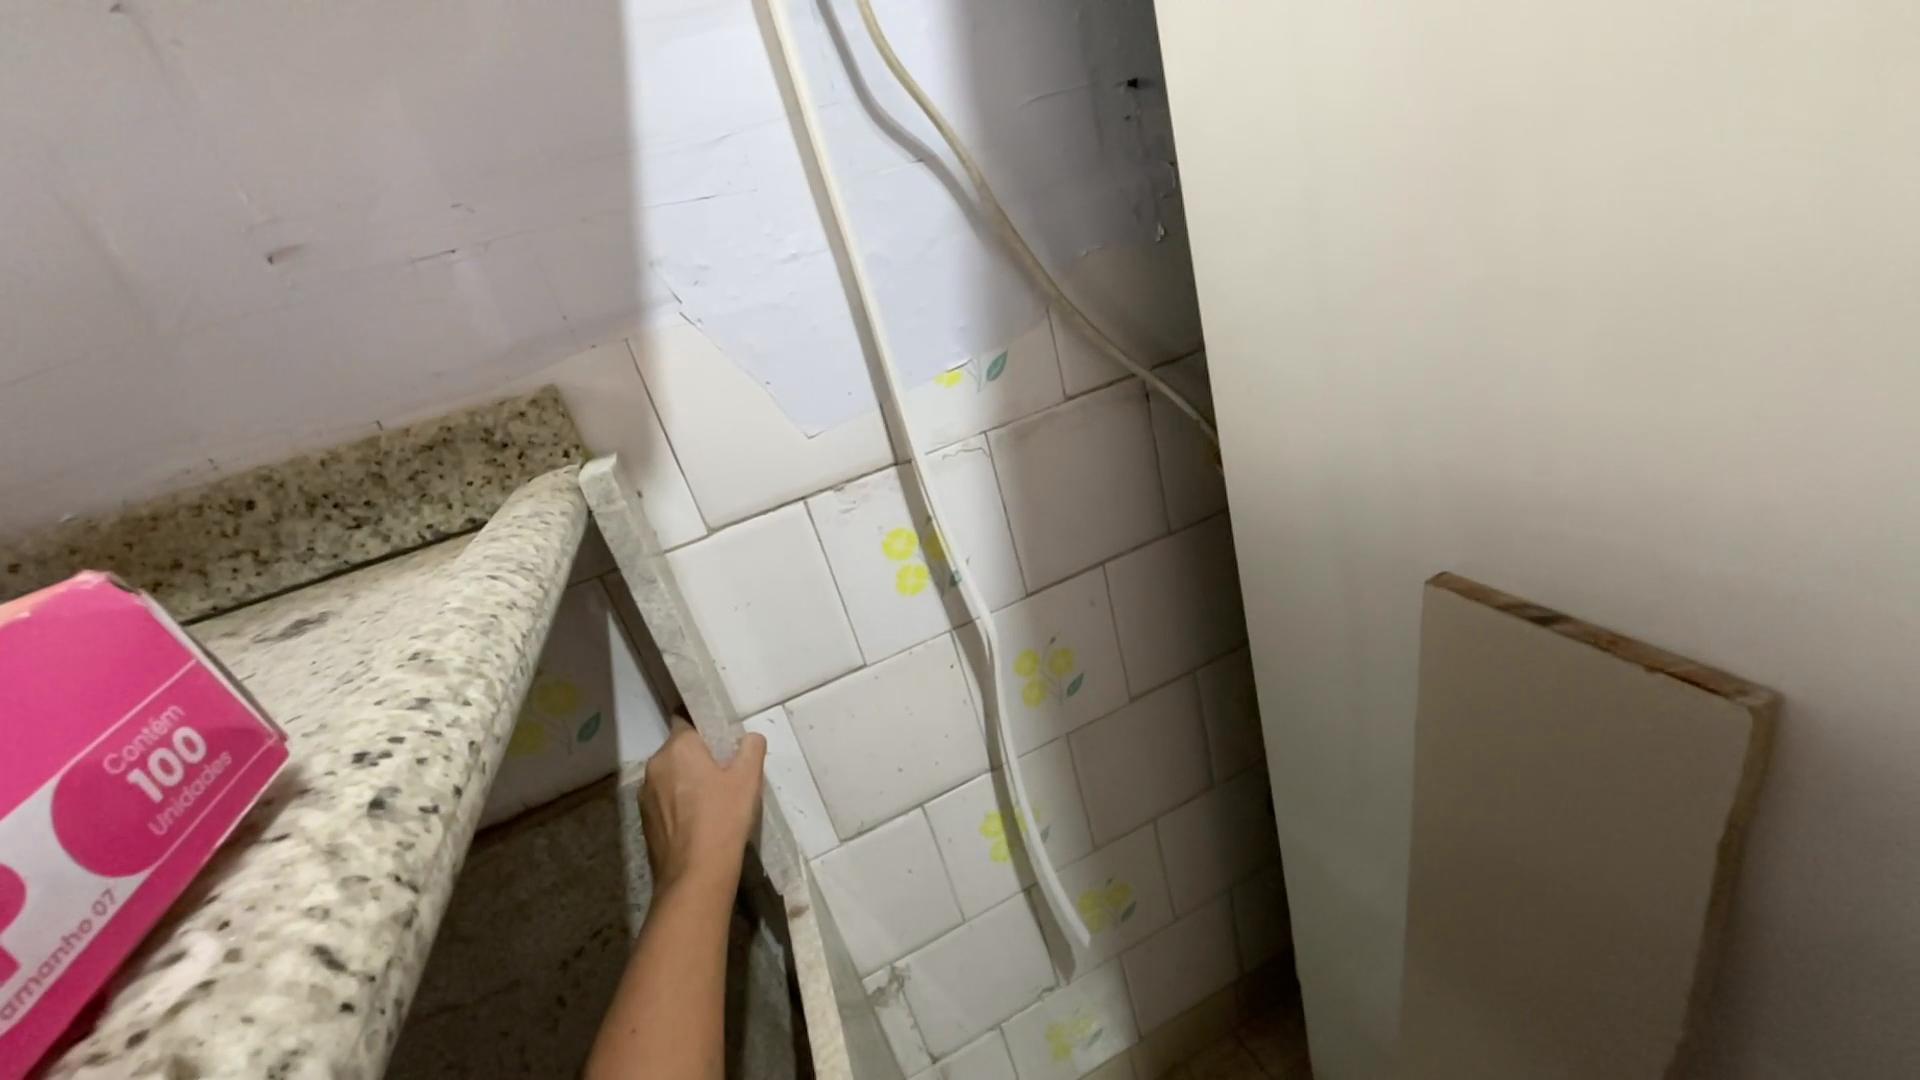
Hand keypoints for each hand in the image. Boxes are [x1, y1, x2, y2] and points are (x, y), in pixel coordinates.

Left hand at [639, 710, 766, 896]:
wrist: (696, 875)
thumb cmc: (724, 818)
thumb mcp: (749, 777)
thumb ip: (751, 747)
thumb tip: (748, 739)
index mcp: (677, 748)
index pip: (686, 720)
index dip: (705, 727)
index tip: (723, 740)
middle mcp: (654, 766)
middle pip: (679, 749)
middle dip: (699, 756)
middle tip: (726, 772)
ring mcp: (645, 795)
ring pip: (671, 776)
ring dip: (688, 780)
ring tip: (714, 799)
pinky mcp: (644, 821)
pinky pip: (665, 800)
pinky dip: (680, 803)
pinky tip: (700, 821)